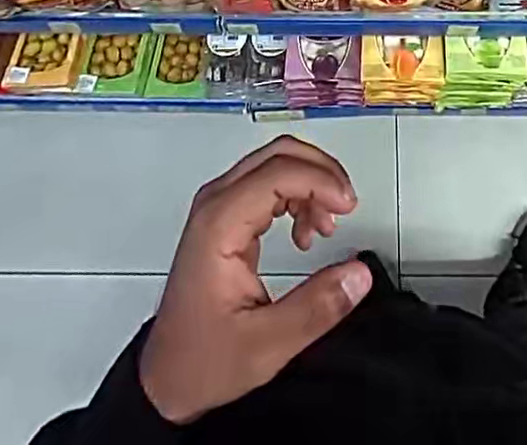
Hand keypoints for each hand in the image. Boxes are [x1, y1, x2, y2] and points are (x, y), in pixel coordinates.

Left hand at [139, 136, 371, 424]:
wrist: (168, 373)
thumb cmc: (203, 358)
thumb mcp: (265, 345)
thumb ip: (316, 307)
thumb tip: (358, 273)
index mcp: (220, 224)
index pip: (277, 172)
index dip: (319, 180)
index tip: (348, 207)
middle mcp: (216, 203)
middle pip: (276, 154)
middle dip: (320, 171)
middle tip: (345, 206)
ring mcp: (219, 205)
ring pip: (274, 163)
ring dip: (310, 185)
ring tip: (325, 228)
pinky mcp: (226, 214)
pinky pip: (268, 183)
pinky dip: (297, 195)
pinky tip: (306, 232)